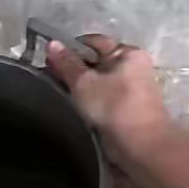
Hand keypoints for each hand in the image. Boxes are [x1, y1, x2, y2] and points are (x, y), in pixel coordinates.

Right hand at [45, 34, 176, 154]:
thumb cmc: (113, 107)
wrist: (140, 145)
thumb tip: (51, 43)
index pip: (94, 42)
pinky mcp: (126, 110)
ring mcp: (131, 90)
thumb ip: (66, 63)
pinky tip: (71, 106)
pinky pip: (102, 98)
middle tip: (48, 77)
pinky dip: (87, 100)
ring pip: (98, 82)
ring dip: (79, 87)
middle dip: (73, 68)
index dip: (70, 48)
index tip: (49, 60)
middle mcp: (133, 67)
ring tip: (56, 92)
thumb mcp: (84, 82)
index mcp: (128, 53)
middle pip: (96, 62)